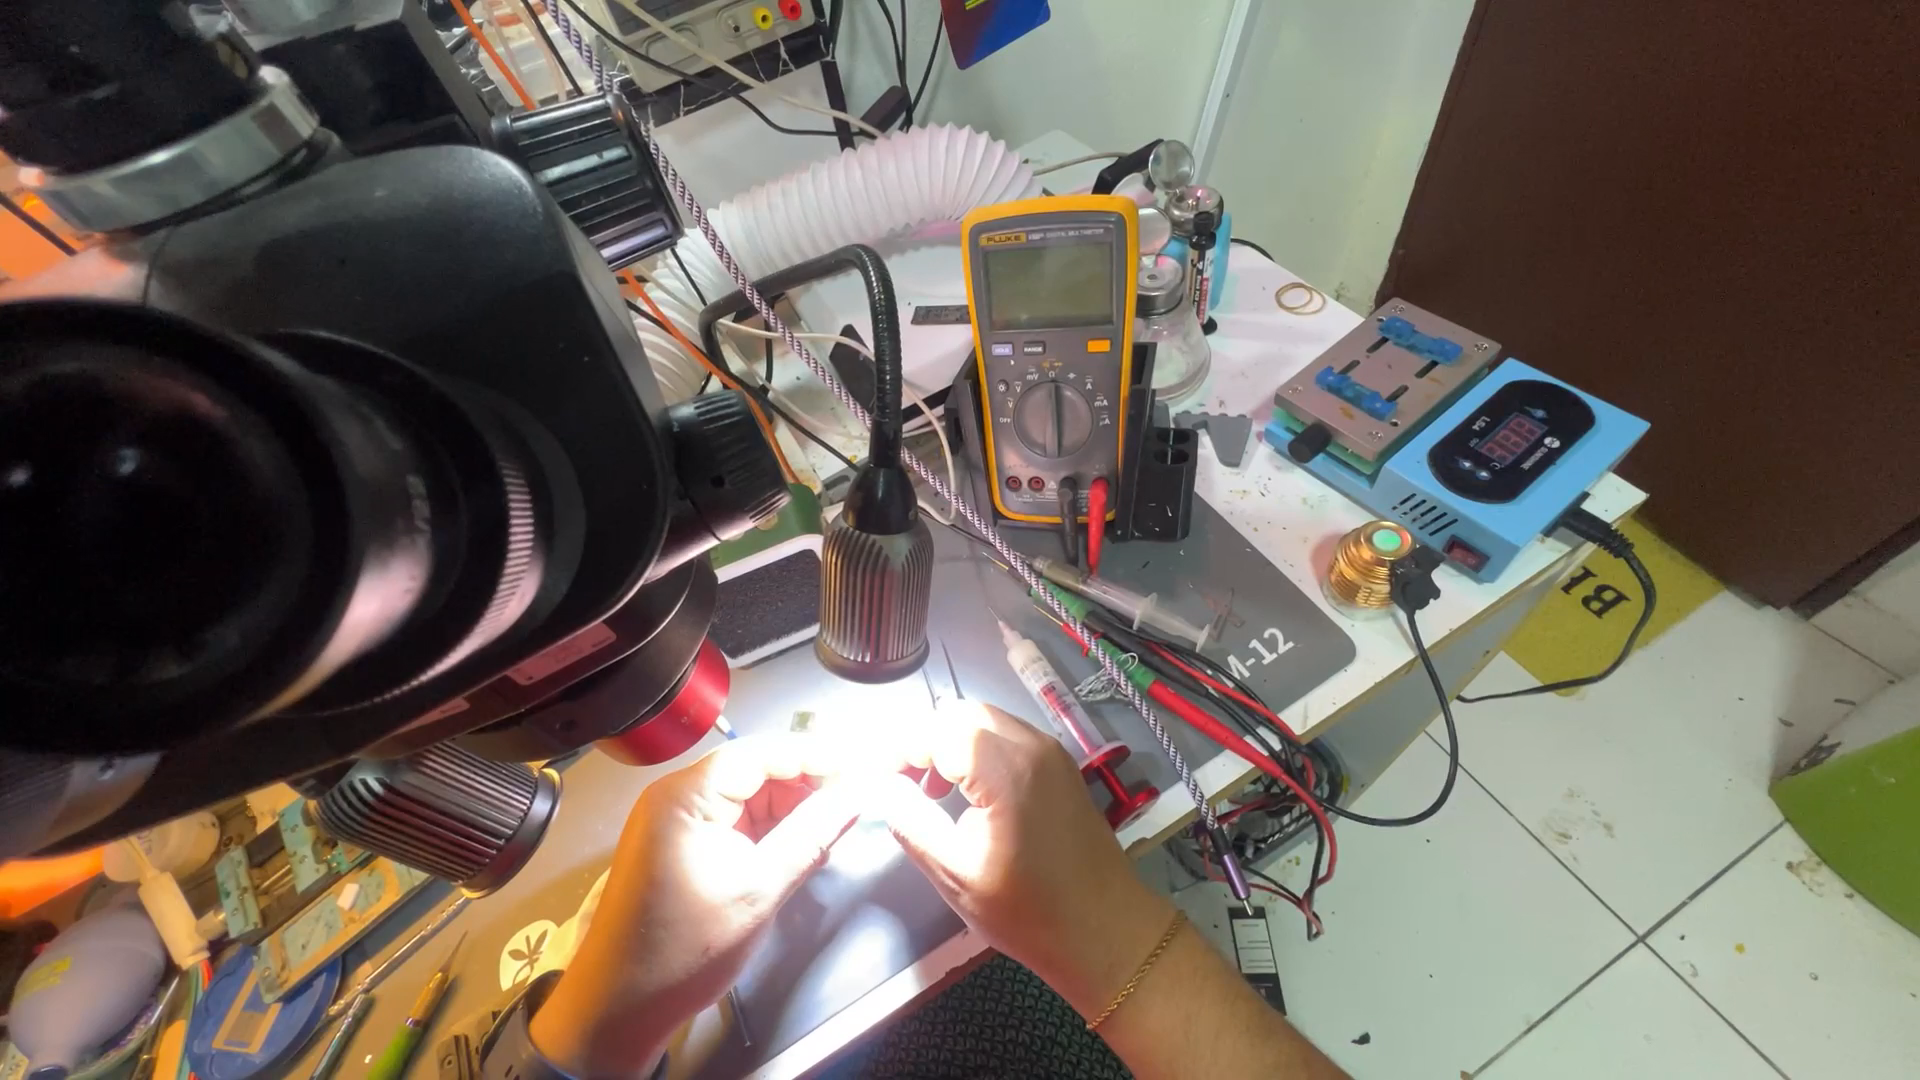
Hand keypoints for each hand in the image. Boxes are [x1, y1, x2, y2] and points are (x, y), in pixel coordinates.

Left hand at [530, 735, 869, 1074]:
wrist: (616, 1013)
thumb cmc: (682, 950)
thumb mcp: (759, 890)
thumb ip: (812, 835)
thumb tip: (856, 796)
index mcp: (686, 795)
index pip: (762, 752)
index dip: (814, 756)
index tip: (859, 770)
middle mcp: (681, 795)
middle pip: (759, 768)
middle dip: (808, 783)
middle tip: (853, 803)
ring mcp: (682, 819)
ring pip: (754, 794)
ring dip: (795, 807)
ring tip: (835, 827)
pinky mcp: (688, 843)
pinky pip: (741, 819)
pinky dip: (775, 829)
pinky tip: (806, 844)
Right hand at [879, 701, 1177, 1017]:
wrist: (1106, 931)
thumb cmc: (1028, 910)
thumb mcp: (955, 873)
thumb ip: (911, 820)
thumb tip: (880, 785)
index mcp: (1005, 767)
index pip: (935, 730)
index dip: (898, 750)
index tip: (878, 783)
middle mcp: (1030, 743)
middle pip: (959, 713)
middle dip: (923, 740)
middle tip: (901, 784)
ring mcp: (1048, 749)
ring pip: (983, 718)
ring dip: (949, 741)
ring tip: (931, 790)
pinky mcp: (1058, 762)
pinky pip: (1005, 733)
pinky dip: (976, 747)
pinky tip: (968, 790)